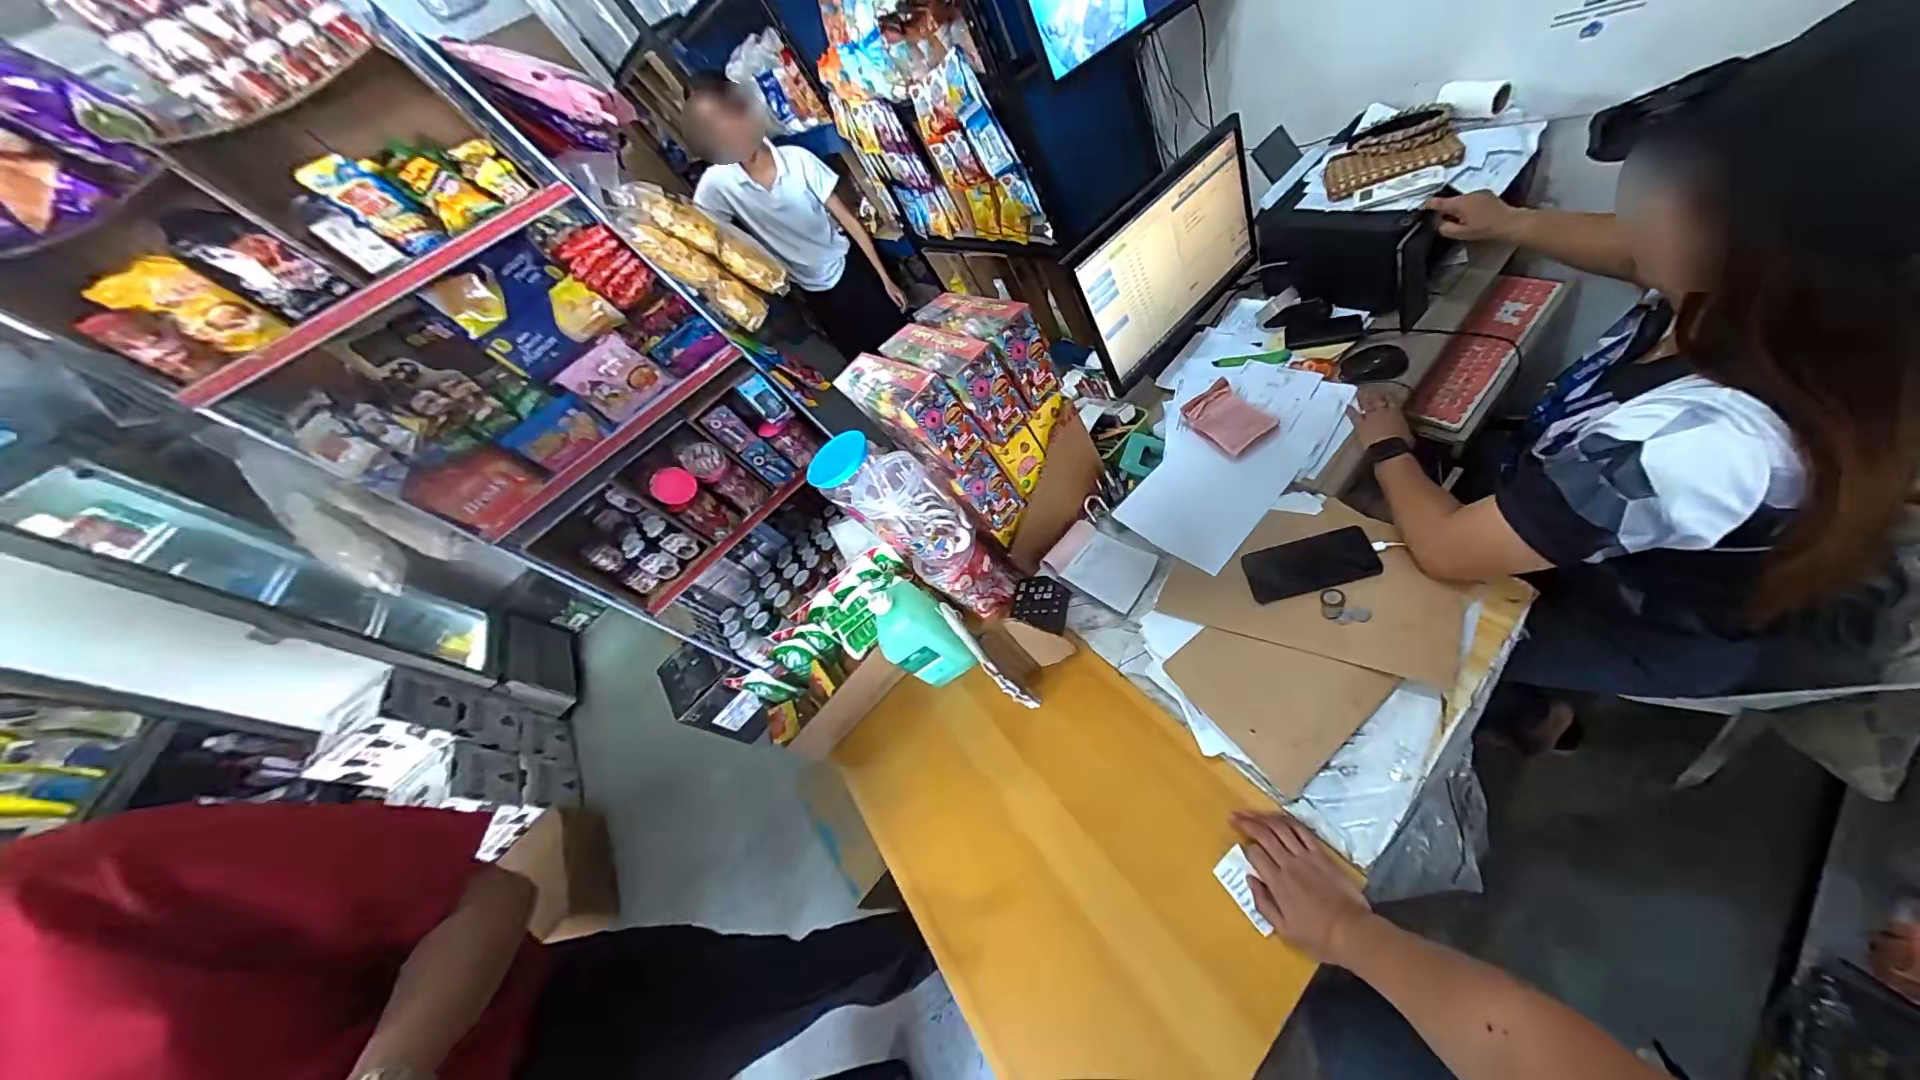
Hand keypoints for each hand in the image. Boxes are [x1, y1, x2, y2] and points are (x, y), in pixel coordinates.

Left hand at [883, 276, 907, 309]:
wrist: (888, 282)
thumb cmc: (889, 288)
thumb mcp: (892, 296)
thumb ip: (896, 301)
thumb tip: (900, 306)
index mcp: (901, 295)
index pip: (905, 303)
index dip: (904, 308)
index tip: (903, 311)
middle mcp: (903, 294)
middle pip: (906, 302)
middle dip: (905, 307)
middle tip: (902, 311)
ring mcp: (902, 293)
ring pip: (905, 300)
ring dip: (904, 304)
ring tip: (901, 308)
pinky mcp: (901, 292)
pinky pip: (903, 298)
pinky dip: (903, 302)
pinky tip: (900, 304)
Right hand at [1232, 811, 1374, 966]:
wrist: (1355, 933)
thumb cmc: (1318, 936)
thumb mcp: (1284, 930)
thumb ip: (1263, 904)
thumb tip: (1250, 879)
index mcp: (1278, 883)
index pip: (1255, 854)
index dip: (1245, 848)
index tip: (1242, 848)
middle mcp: (1289, 864)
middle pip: (1264, 834)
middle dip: (1246, 823)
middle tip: (1234, 816)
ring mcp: (1307, 857)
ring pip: (1281, 828)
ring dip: (1263, 817)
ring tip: (1251, 813)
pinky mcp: (1322, 855)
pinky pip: (1302, 831)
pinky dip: (1287, 821)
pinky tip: (1278, 817)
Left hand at [1349, 385, 1411, 447]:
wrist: (1388, 448)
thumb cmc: (1401, 441)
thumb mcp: (1406, 429)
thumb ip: (1401, 422)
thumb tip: (1400, 424)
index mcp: (1396, 412)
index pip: (1392, 400)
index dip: (1388, 395)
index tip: (1385, 392)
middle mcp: (1382, 411)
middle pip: (1378, 399)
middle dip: (1373, 394)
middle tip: (1369, 388)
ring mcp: (1370, 417)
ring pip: (1366, 404)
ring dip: (1363, 397)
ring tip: (1359, 392)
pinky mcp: (1360, 424)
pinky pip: (1354, 415)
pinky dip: (1350, 410)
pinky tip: (1347, 406)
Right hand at [1423, 191, 1520, 241]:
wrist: (1509, 222)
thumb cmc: (1483, 229)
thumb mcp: (1460, 233)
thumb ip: (1445, 228)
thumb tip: (1438, 223)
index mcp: (1460, 203)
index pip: (1440, 202)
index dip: (1429, 204)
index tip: (1422, 205)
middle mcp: (1468, 195)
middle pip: (1451, 201)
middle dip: (1444, 209)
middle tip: (1442, 221)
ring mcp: (1479, 193)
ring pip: (1460, 200)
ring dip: (1455, 208)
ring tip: (1456, 219)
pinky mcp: (1486, 194)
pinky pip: (1469, 199)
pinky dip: (1465, 206)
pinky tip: (1468, 215)